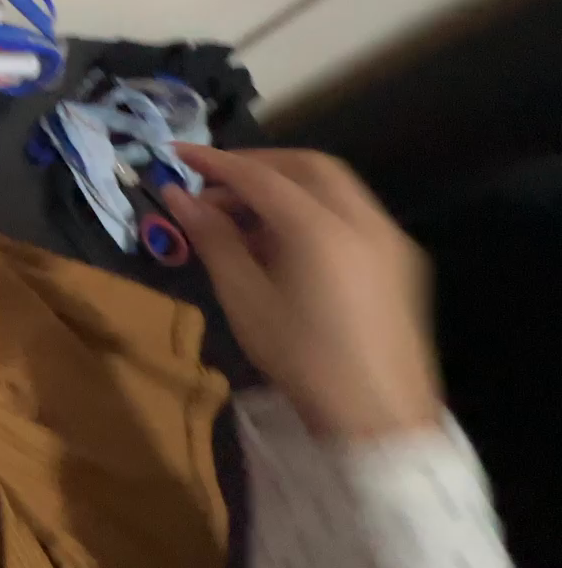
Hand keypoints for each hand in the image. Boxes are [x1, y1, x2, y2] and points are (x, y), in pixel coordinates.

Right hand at [161, 145, 440, 439]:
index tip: (174, 154)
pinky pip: (345, 211)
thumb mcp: (242, 294)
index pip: (261, 176)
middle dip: (254, 164)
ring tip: (233, 214)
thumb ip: (212, 237)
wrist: (377, 413)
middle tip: (208, 180)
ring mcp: (386, 241)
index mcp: (322, 230)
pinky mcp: (393, 260)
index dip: (213, 161)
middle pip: (307, 166)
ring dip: (279, 185)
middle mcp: (364, 223)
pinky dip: (303, 206)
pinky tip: (272, 237)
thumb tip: (178, 196)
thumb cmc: (298, 353)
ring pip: (330, 186)